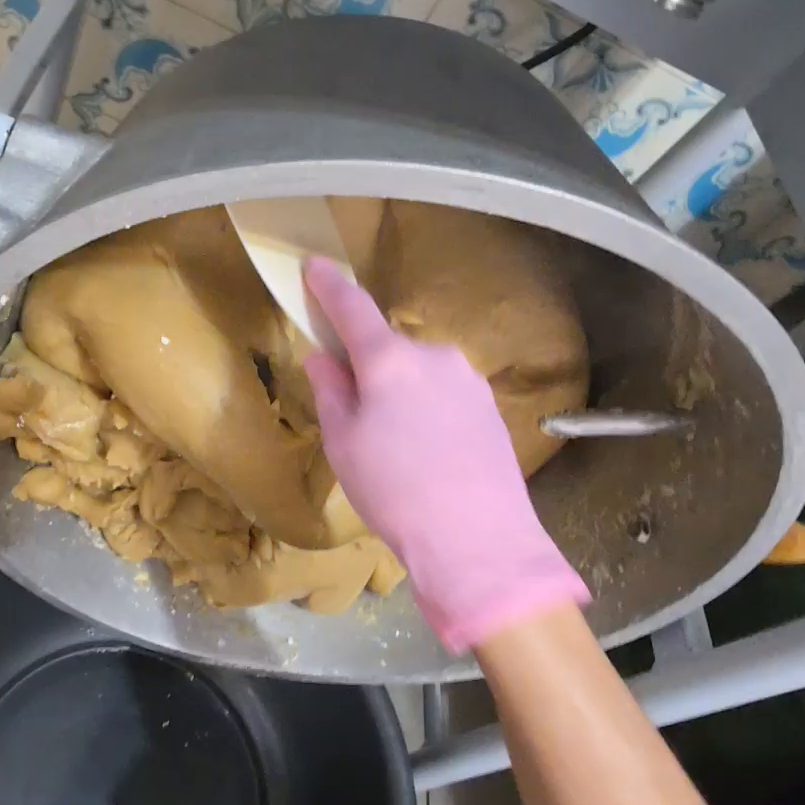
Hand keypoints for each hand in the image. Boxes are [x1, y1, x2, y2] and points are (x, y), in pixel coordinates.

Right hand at [301, 257, 589, 651]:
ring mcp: (468, 379)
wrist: (477, 540)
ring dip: (400, 391)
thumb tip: (324, 357)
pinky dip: (428, 409)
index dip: (329, 285)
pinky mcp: (490, 406)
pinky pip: (444, 393)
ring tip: (396, 447)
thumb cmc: (394, 490)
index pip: (352, 307)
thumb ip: (331, 392)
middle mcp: (434, 356)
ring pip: (419, 372)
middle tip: (355, 415)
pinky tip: (428, 454)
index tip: (314, 265)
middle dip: (368, 367)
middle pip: (388, 348)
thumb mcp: (343, 444)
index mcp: (390, 360)